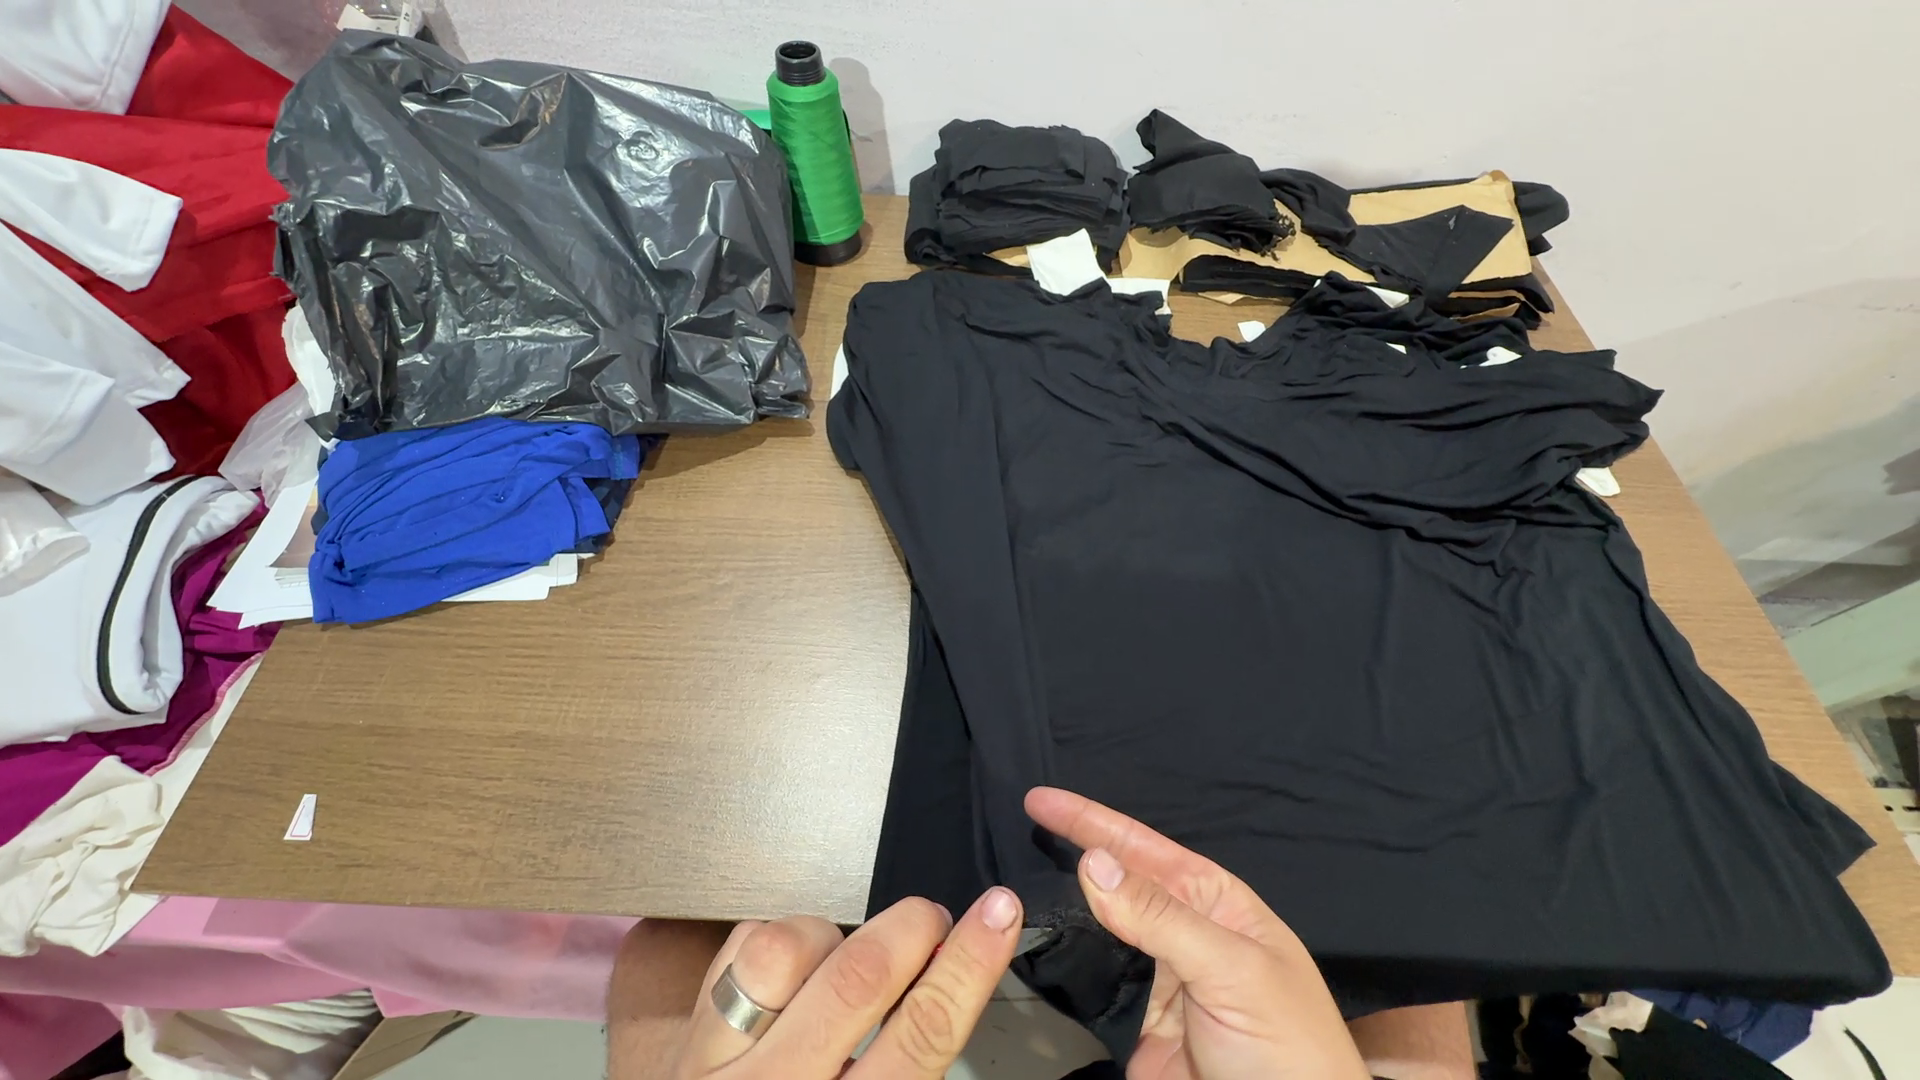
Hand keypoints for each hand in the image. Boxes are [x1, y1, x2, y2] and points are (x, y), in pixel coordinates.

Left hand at [663, 887, 1023, 1078]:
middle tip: (932, 920)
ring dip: (833, 934)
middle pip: (857, 978)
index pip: (922, 1033)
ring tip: (847, 955)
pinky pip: (742, 947)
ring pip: (787, 947)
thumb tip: (948, 968)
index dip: (967, 963)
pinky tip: (791, 969)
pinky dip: (780, 939)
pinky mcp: (691, 1032)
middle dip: (911, 927)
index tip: (999, 914)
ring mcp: (722, 1062)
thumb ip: (909, 1051)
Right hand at [1026, 787, 1369, 1079]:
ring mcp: (1153, 974)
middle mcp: (1178, 927)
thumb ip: (1159, 917)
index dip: (1089, 819)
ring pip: (1095, 927)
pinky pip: (1090, 979)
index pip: (1141, 846)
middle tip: (1013, 833)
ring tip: (1009, 885)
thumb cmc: (1283, 1045)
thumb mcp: (1232, 970)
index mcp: (1210, 898)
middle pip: (1113, 881)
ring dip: (1058, 908)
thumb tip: (1091, 861)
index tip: (1038, 799)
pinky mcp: (1132, 1019)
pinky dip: (1062, 962)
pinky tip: (1030, 944)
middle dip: (1068, 854)